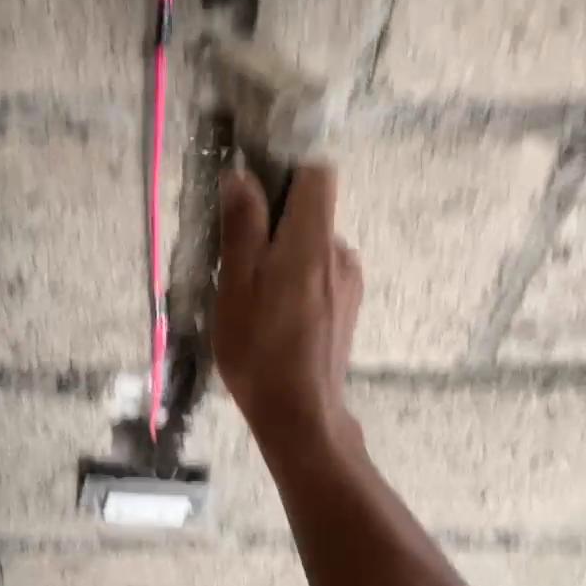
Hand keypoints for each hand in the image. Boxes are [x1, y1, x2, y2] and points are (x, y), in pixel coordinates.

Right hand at [214, 165, 362, 452]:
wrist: (300, 414)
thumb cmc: (259, 350)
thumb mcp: (236, 286)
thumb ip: (242, 228)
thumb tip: (241, 176)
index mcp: (312, 240)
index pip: (317, 173)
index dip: (286, 171)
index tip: (252, 193)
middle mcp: (340, 253)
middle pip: (311, 213)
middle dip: (274, 223)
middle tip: (236, 259)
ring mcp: (349, 283)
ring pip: (313, 248)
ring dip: (284, 258)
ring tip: (251, 296)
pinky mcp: (347, 309)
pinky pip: (320, 276)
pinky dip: (296, 282)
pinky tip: (273, 317)